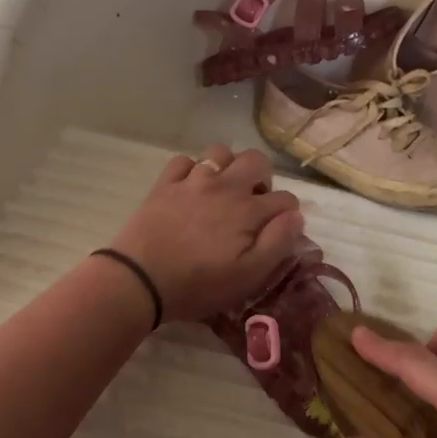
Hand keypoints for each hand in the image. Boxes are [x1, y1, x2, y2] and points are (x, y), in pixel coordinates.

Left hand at [105, 145, 304, 322]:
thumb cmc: (198, 285)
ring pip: (220, 153)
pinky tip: (190, 189)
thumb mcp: (248, 276)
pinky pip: (183, 161)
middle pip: (256, 160)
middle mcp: (224, 186)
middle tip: (253, 202)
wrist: (140, 280)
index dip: (287, 214)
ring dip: (228, 167)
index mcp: (248, 210)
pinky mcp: (164, 184)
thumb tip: (296, 217)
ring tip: (223, 190)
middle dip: (263, 178)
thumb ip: (277, 244)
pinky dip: (191, 170)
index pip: (285, 199)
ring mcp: (192, 181)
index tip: (278, 230)